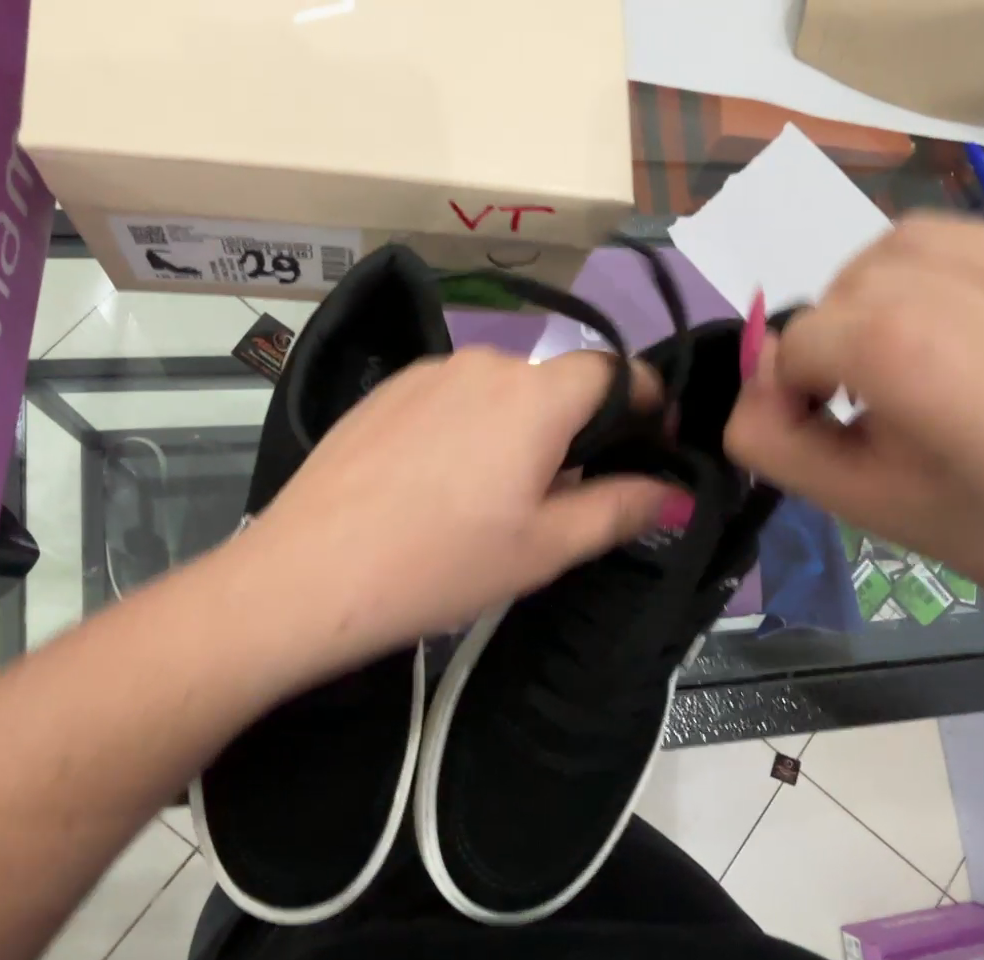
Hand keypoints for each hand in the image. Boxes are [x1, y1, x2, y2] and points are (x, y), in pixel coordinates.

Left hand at [237, 347, 680, 663]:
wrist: (310, 573)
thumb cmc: (443, 565)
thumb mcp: (546, 547)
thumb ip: (621, 508)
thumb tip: (673, 489)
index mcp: (536, 393)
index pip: (618, 371)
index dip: (647, 405)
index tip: (650, 448)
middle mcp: (483, 361)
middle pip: (556, 383)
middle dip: (577, 429)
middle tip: (563, 495)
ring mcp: (425, 372)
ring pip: (500, 392)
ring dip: (519, 429)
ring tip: (491, 497)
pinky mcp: (384, 393)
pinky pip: (450, 399)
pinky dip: (467, 430)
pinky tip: (437, 486)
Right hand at [725, 214, 983, 590]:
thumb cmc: (944, 514)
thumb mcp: (838, 498)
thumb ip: (770, 434)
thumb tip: (762, 356)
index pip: (859, 336)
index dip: (802, 362)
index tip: (815, 403)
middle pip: (875, 283)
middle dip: (827, 325)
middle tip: (843, 379)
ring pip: (905, 245)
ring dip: (860, 288)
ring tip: (878, 342)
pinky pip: (951, 236)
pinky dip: (905, 270)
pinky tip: (920, 319)